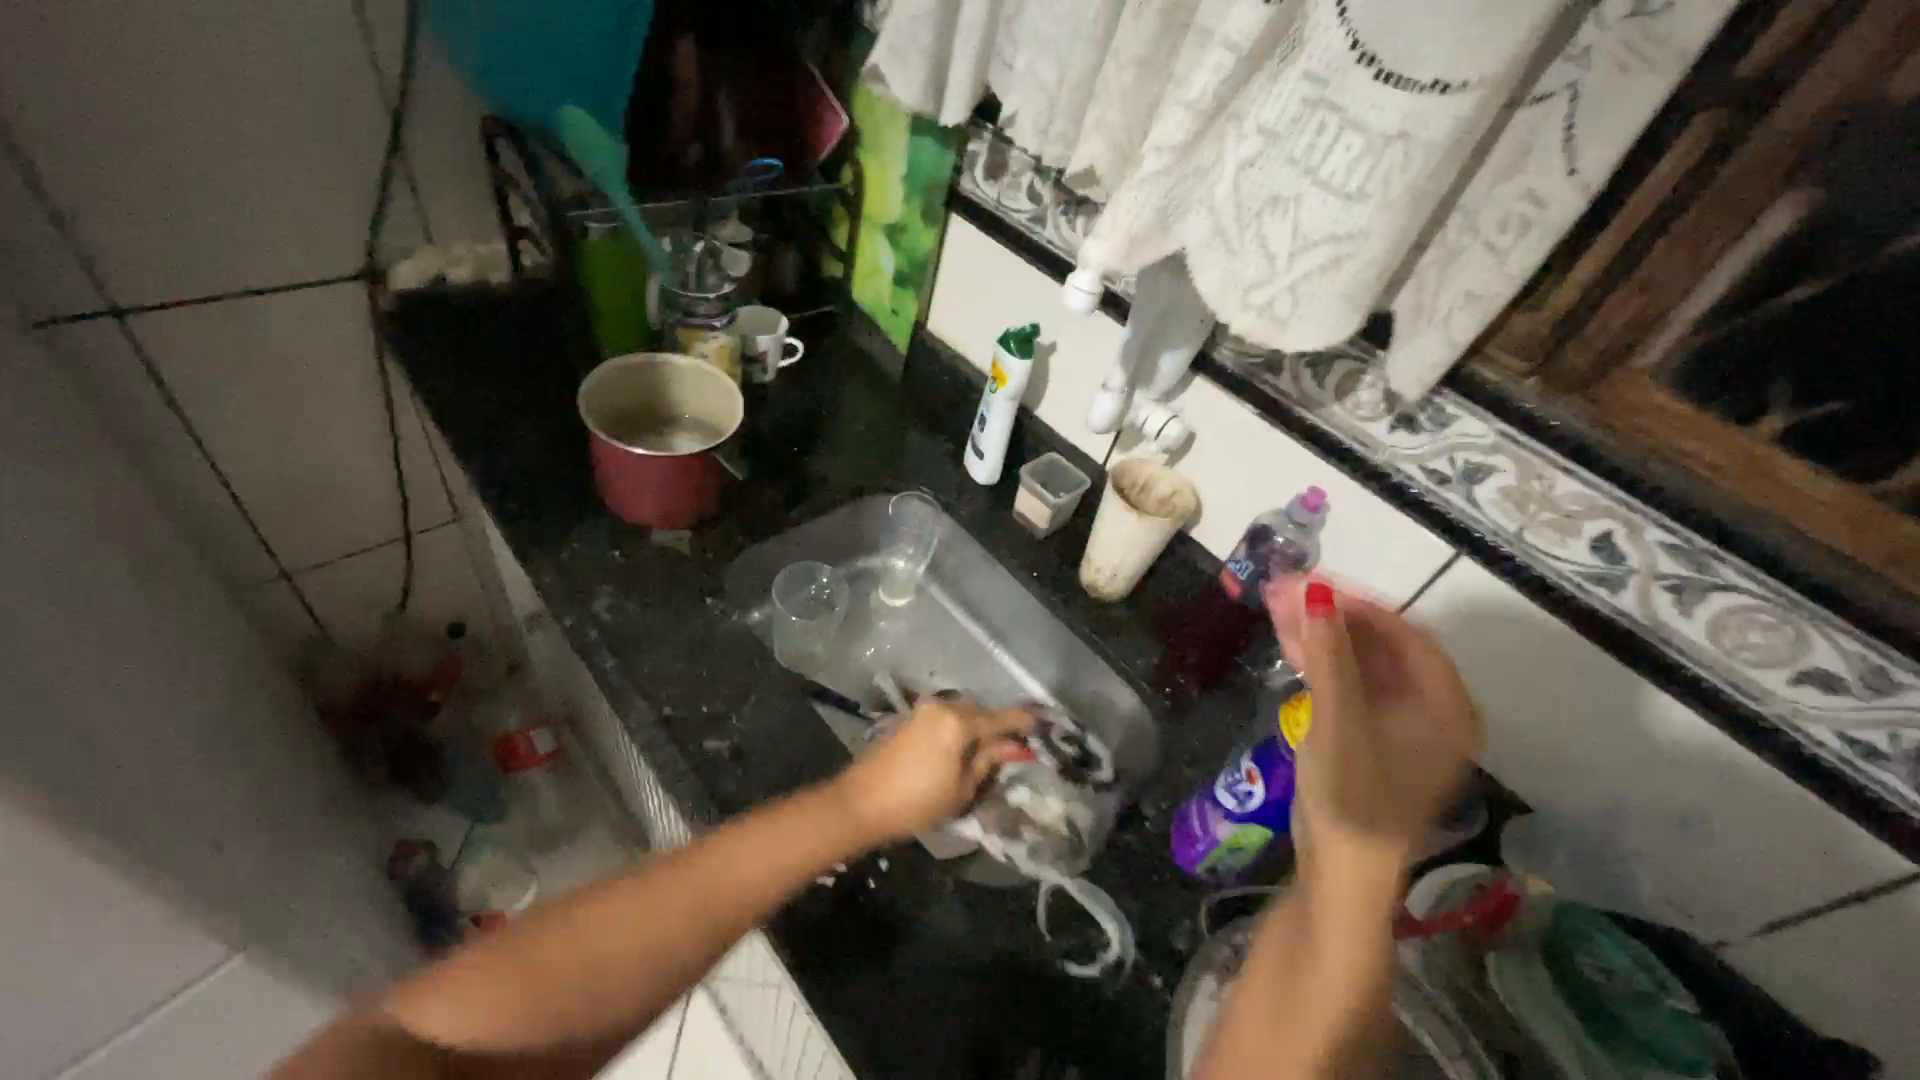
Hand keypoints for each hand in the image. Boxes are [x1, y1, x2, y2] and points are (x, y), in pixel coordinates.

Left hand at [828, 695, 1034, 844]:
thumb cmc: (916, 802)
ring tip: (990, 749)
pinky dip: (958, 728)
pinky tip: (963, 748)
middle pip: (981, 711)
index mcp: (959, 722)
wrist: (860, 803)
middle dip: (999, 724)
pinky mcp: (908, 720)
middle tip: (1015, 744)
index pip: (1001, 718)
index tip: (1043, 725)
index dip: (1024, 722)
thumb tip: (1013, 746)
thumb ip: (989, 761)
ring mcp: (922, 711)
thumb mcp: (962, 788)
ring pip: (962, 712)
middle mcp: (942, 707)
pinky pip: (944, 718)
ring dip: (977, 726)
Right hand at [1263, 576, 1481, 875]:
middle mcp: (1434, 711)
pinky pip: (1352, 687)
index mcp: (1446, 707)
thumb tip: (1316, 593)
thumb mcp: (1338, 720)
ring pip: (1363, 664)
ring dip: (1322, 637)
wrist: (1341, 872)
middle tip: (1285, 592)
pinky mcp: (1374, 739)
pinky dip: (1322, 665)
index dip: (1359, 604)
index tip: (1312, 583)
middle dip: (1333, 618)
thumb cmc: (1352, 796)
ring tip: (1275, 609)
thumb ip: (1329, 654)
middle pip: (1382, 646)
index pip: (1406, 635)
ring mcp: (1403, 726)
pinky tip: (1290, 646)